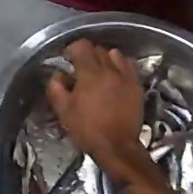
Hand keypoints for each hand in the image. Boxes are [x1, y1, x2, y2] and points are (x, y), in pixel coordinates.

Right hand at [45, 39, 153, 181]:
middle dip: (87, 55)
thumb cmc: (88, 129)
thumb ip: (55, 87)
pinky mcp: (137, 86)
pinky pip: (128, 66)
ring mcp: (126, 77)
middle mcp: (110, 70)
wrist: (117, 147)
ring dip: (104, 59)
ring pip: (114, 54)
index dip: (72, 50)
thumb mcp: (63, 111)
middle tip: (80, 70)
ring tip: (99, 72)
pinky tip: (114, 78)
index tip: (68, 61)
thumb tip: (58, 74)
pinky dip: (120, 66)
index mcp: (90, 74)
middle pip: (97, 49)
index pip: (81, 46)